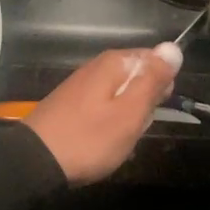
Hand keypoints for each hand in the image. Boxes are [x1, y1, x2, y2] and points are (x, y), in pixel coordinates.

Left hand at [22, 43, 181, 185]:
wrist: (35, 162)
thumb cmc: (89, 139)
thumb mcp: (130, 113)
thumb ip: (153, 80)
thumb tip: (174, 47)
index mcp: (114, 62)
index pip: (155, 60)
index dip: (161, 86)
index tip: (156, 109)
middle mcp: (98, 65)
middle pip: (138, 78)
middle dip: (143, 104)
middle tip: (133, 128)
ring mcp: (83, 83)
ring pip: (122, 95)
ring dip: (127, 117)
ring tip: (117, 140)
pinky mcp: (72, 102)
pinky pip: (104, 106)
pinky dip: (108, 123)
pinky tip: (102, 142)